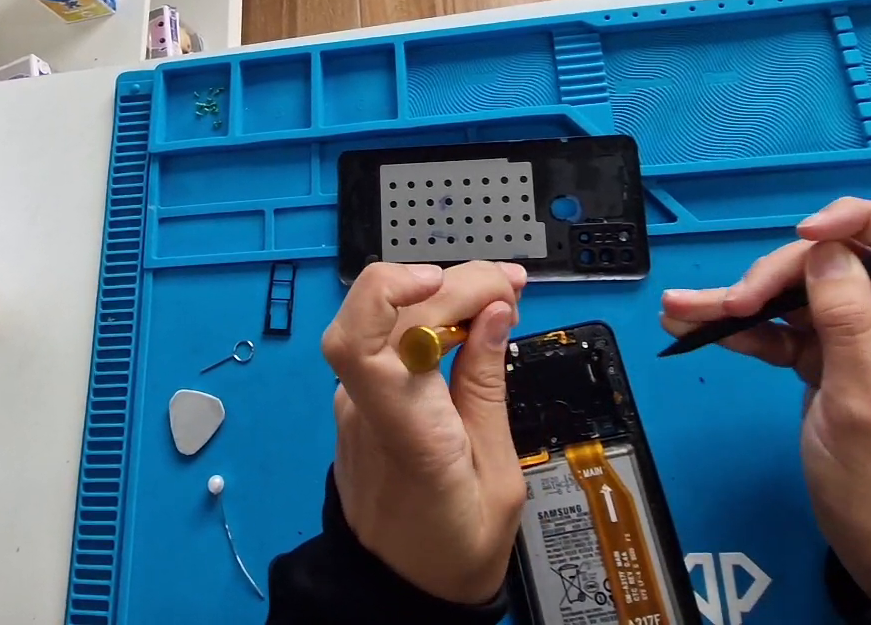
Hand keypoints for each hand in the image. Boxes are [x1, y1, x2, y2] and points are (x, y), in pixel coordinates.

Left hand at [322, 260, 528, 604]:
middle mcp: (365, 402)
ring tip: (504, 295)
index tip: (444, 281)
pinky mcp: (360, 396)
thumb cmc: (456, 544)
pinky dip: (431, 318)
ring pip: (388, 318)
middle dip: (454, 283)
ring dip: (444, 294)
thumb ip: (486, 386)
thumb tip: (493, 311)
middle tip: (514, 286)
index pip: (357, 341)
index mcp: (403, 429)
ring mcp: (355, 396)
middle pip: (388, 312)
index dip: (389, 291)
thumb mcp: (496, 474)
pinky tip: (472, 321)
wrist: (399, 590)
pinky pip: (391, 340)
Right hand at [660, 198, 870, 602]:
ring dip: (737, 300)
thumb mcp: (865, 407)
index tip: (803, 235)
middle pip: (828, 264)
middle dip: (773, 277)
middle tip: (730, 306)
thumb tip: (828, 251)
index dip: (857, 221)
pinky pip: (774, 329)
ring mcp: (853, 339)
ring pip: (792, 294)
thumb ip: (849, 324)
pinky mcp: (820, 357)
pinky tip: (692, 327)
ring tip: (681, 311)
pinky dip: (735, 328)